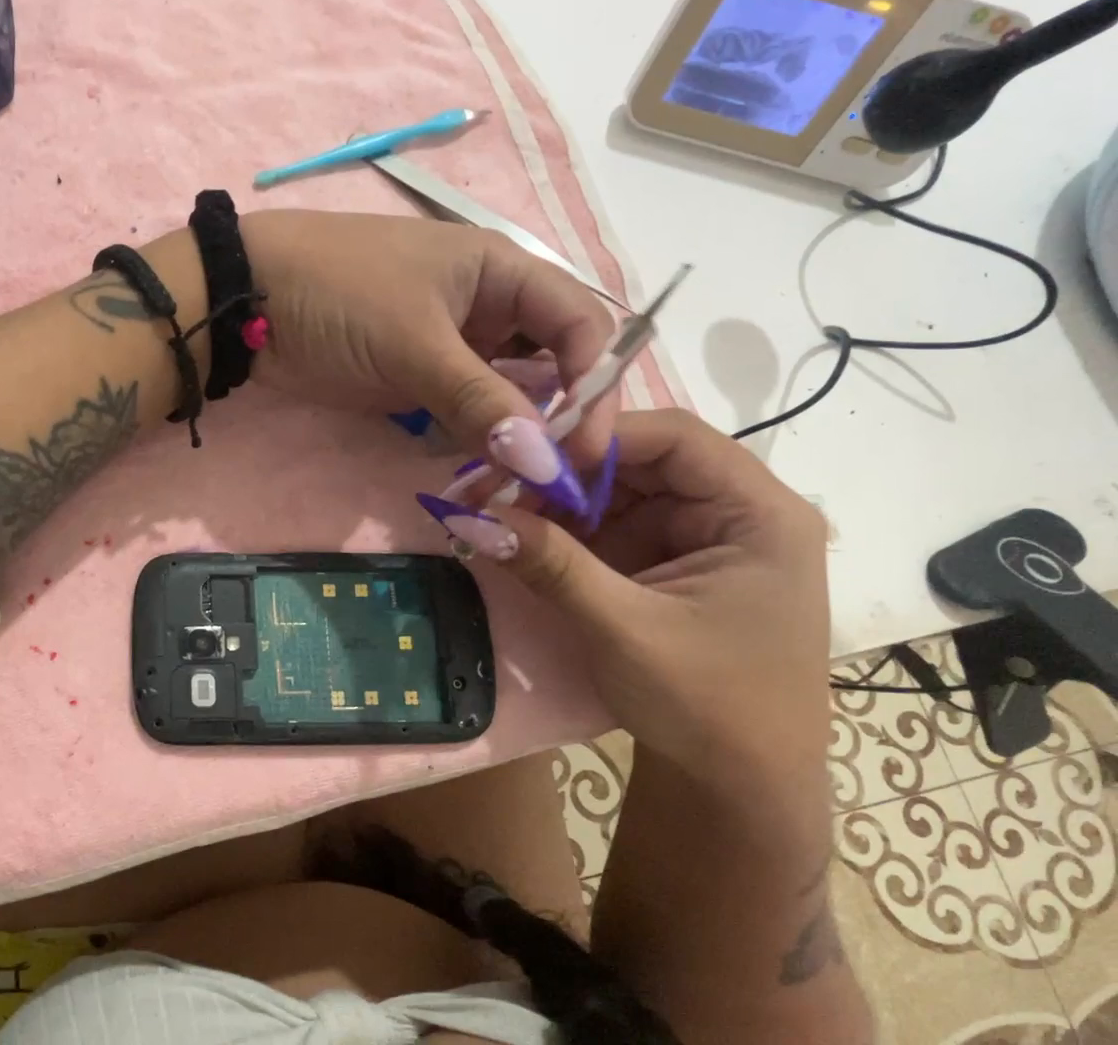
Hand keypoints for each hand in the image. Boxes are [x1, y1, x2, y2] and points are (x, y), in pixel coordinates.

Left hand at [242, 210, 617, 509]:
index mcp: (504, 270)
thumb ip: (480, 399)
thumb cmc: (339, 294)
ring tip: (514, 488)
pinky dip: (470, 439)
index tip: (587, 450)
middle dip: (556, 420)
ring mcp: (449, 344)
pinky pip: (461, 411)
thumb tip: (545, 463)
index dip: (596, 384)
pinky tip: (478, 473)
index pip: (582, 325)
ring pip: (503, 396)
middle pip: (549, 366)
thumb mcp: (414, 342)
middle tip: (553, 484)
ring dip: (511, 438)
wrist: (245, 302)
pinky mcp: (414, 377)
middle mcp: (489, 305)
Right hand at [422, 409, 830, 782]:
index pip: (673, 438)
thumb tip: (465, 513)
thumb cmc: (707, 706)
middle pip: (640, 463)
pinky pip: (614, 530)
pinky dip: (568, 534)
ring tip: (496, 515)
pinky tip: (523, 541)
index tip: (522, 455)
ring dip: (559, 505)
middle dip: (564, 475)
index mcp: (758, 515)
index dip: (595, 436)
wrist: (739, 788)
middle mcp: (735, 514)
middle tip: (492, 488)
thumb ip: (550, 564)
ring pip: (620, 496)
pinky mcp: (672, 568)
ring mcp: (702, 541)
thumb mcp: (622, 628)